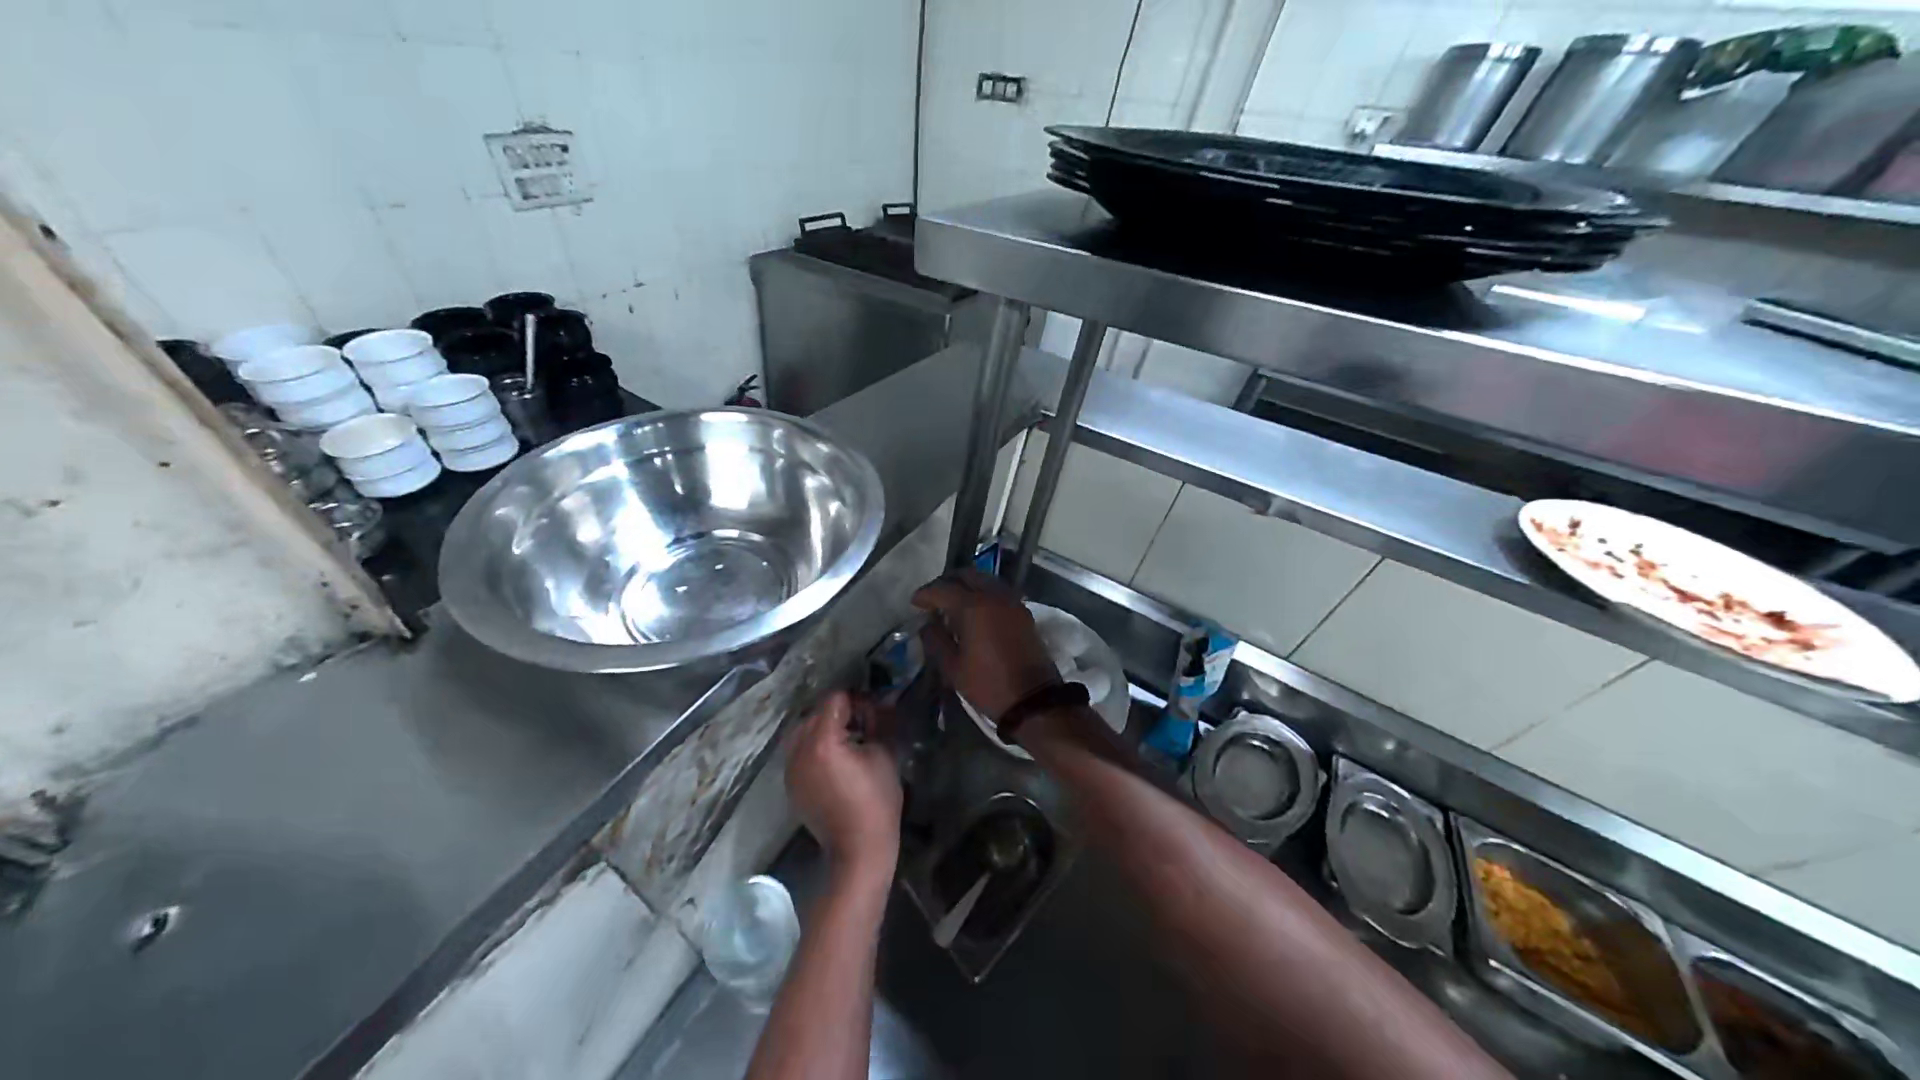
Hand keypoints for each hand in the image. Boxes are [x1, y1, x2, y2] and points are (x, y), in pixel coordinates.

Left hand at [786, 691, 902, 876]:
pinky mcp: (790, 783)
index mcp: (822, 741)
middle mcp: (798, 750)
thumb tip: (880, 704)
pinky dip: (815, 747)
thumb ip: (879, 723)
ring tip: (849, 743)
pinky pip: (799, 751)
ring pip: (804, 730)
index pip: (835, 700)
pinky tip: (836, 761)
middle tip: (865, 727)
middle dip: (841, 714)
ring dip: (825, 729)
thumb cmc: (876, 802)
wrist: (857, 850)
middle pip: (817, 712)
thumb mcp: (884, 755)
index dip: (858, 702)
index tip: (874, 715)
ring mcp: (790, 768)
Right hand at [912, 568, 1059, 721]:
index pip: (943, 589)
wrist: (1033, 700)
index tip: (914, 603)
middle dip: (947, 583)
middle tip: (933, 599)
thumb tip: (928, 625)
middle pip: (967, 575)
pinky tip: (974, 612)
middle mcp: (995, 596)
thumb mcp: (953, 667)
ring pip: (985, 580)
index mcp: (974, 606)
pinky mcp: (1024, 612)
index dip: (925, 594)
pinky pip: (998, 592)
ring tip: (952, 605)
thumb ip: (936, 640)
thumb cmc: (988, 685)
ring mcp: (1013, 602)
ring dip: (966, 586)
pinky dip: (983, 594)